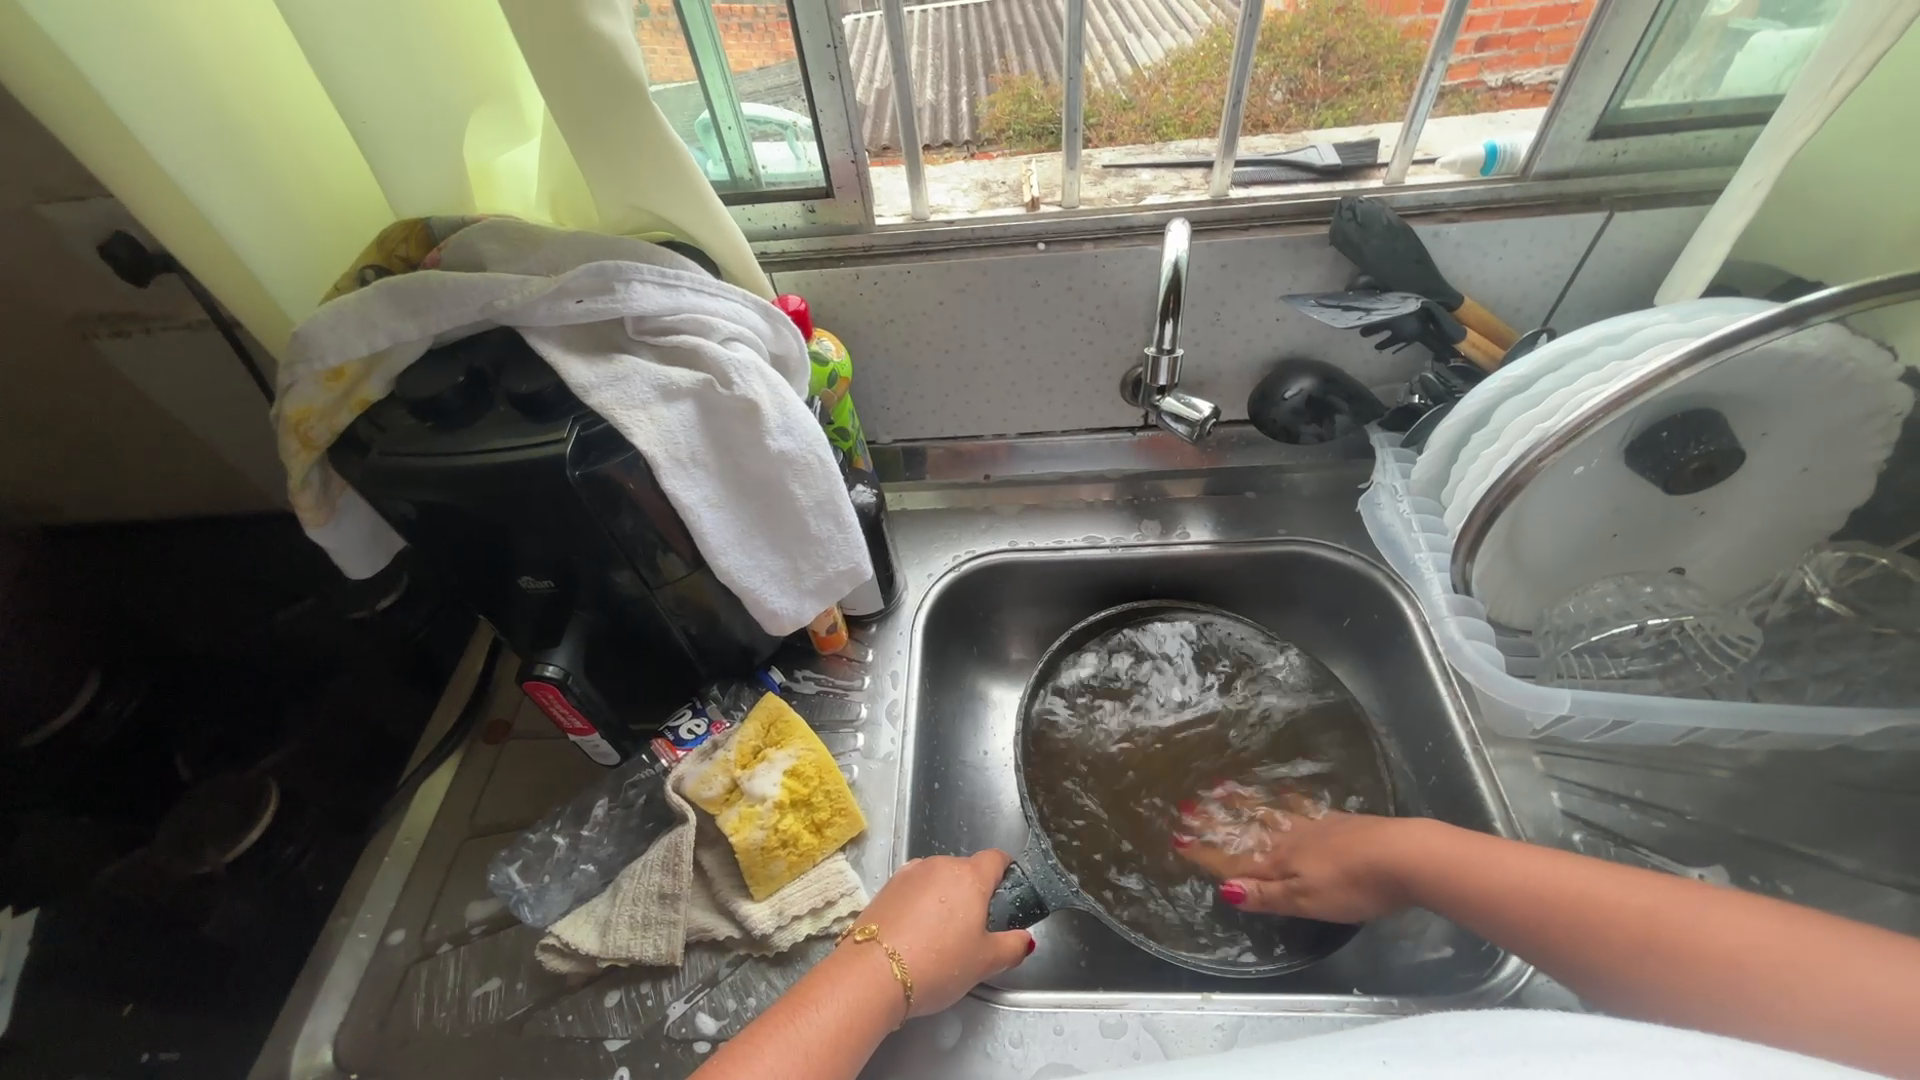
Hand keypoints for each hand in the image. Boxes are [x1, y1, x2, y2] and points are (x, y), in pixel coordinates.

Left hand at [846, 850, 1034, 1016]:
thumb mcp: (984, 963)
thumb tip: (1025, 939)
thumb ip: (1011, 947)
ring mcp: (910, 873)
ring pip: (937, 879)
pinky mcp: (887, 887)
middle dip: (973, 893)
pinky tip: (915, 934)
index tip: (1007, 890)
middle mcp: (940, 865)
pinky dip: (919, 904)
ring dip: (944, 898)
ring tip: (940, 936)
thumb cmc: (937, 964)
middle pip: (965, 871)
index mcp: (970, 877)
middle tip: (973, 930)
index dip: (1005, 870)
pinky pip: (914, 889)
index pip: (996, 858)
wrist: (873, 973)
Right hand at [1173, 783, 1421, 923]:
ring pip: (1272, 814)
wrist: (1405, 856)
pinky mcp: (1341, 822)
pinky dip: (1284, 800)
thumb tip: (1223, 888)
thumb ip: (1266, 894)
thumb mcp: (1306, 899)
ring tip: (1223, 786)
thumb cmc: (1353, 884)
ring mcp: (1317, 826)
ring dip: (1245, 803)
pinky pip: (1300, 807)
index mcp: (1280, 860)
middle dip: (1218, 817)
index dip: (1206, 849)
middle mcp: (1291, 837)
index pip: (1235, 856)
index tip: (1176, 835)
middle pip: (1248, 828)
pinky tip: (1285, 796)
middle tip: (1189, 801)